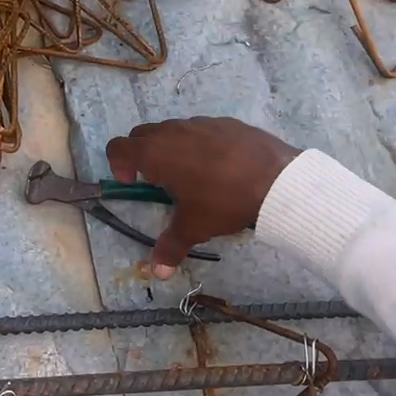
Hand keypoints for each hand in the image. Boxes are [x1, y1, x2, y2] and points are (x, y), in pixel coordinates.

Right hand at [106, 117, 300, 278]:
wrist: (277, 180)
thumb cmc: (223, 200)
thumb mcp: (194, 226)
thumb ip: (171, 246)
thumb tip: (158, 272)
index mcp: (154, 152)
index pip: (118, 147)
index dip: (118, 164)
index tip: (133, 182)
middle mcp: (172, 131)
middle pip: (142, 135)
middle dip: (142, 155)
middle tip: (159, 180)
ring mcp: (200, 123)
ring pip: (173, 130)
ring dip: (172, 148)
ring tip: (193, 173)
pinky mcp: (227, 122)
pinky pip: (203, 130)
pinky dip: (202, 143)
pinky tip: (222, 165)